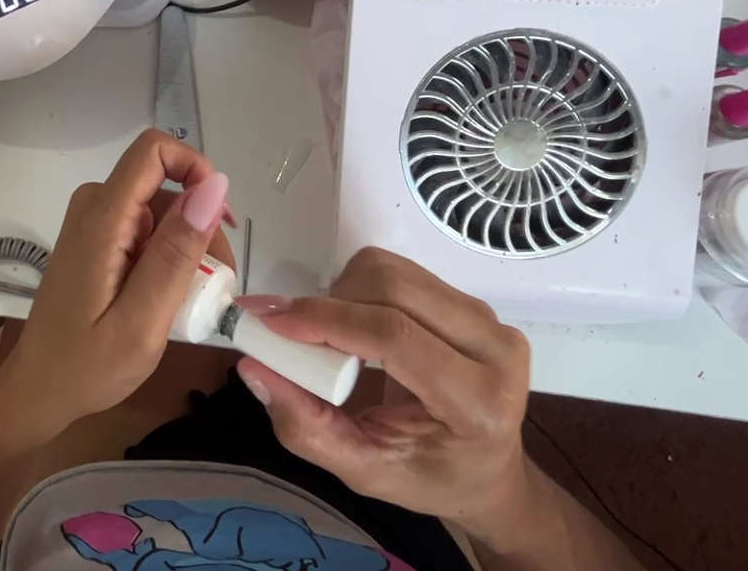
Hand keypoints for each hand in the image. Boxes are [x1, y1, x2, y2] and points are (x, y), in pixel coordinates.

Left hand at [0, 130, 230, 440]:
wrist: (40, 388)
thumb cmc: (88, 366)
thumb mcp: (143, 320)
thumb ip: (177, 252)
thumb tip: (213, 187)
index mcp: (102, 219)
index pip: (153, 151)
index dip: (195, 169)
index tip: (221, 222)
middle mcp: (95, 206)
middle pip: (166, 187)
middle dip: (200, 229)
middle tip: (213, 289)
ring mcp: (94, 222)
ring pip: (162, 211)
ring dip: (188, 249)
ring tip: (194, 304)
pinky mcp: (98, 239)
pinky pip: (146, 230)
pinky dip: (168, 258)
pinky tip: (171, 300)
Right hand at [236, 248, 535, 536]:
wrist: (486, 471)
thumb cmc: (428, 477)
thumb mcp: (362, 472)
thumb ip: (305, 426)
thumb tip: (252, 366)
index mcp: (478, 404)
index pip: (395, 336)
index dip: (327, 320)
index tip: (271, 323)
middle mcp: (495, 350)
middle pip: (391, 288)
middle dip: (328, 303)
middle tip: (295, 335)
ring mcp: (487, 320)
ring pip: (390, 270)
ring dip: (342, 292)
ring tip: (332, 336)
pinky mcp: (470, 302)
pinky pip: (397, 270)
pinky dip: (357, 287)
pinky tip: (357, 324)